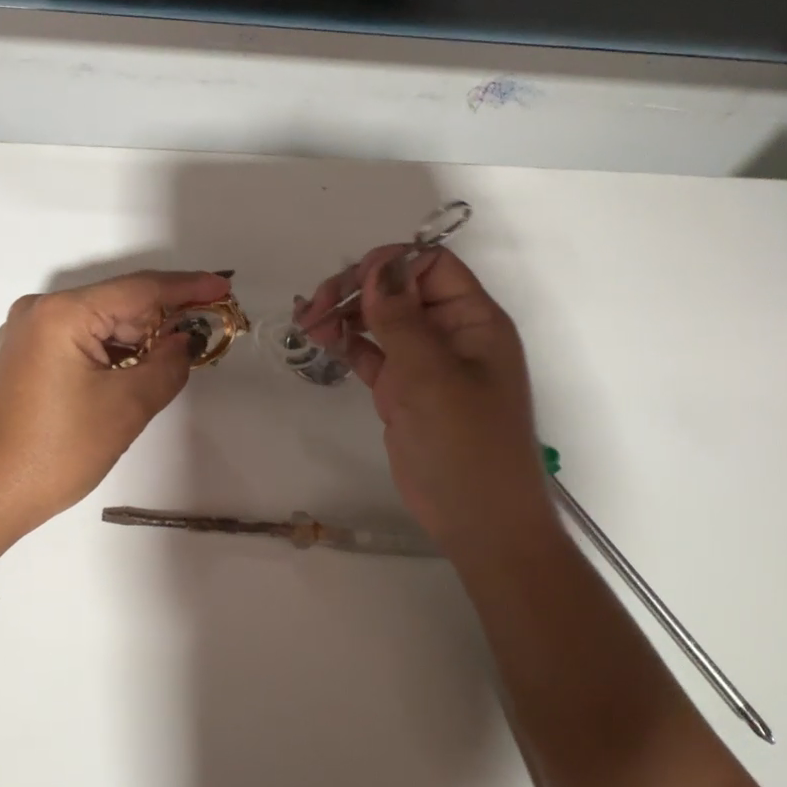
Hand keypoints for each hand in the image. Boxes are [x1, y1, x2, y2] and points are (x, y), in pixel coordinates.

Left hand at [0, 270, 231, 537]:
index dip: (186, 288)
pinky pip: (78, 340)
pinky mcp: (23, 357)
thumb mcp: (126, 407)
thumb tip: (184, 341)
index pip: (138, 289)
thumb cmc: (58, 451)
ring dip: (137, 337)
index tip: (224, 289)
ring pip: (98, 323)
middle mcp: (38, 311)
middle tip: (207, 332)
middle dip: (162, 318)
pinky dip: (111, 351)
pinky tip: (137, 367)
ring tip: (177, 356)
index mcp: (61, 313)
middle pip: (116, 303)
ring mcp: (26, 334)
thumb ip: (167, 364)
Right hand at [299, 246, 551, 552]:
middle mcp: (451, 333)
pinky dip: (346, 342)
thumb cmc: (465, 444)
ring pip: (380, 318)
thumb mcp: (432, 375)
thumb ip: (401, 318)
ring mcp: (426, 362)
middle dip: (355, 289)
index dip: (390, 265)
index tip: (350, 285)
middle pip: (399, 288)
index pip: (431, 266)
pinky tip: (321, 340)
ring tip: (307, 324)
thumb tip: (380, 265)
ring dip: (344, 313)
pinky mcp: (403, 389)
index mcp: (474, 320)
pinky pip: (372, 351)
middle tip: (313, 308)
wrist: (479, 521)